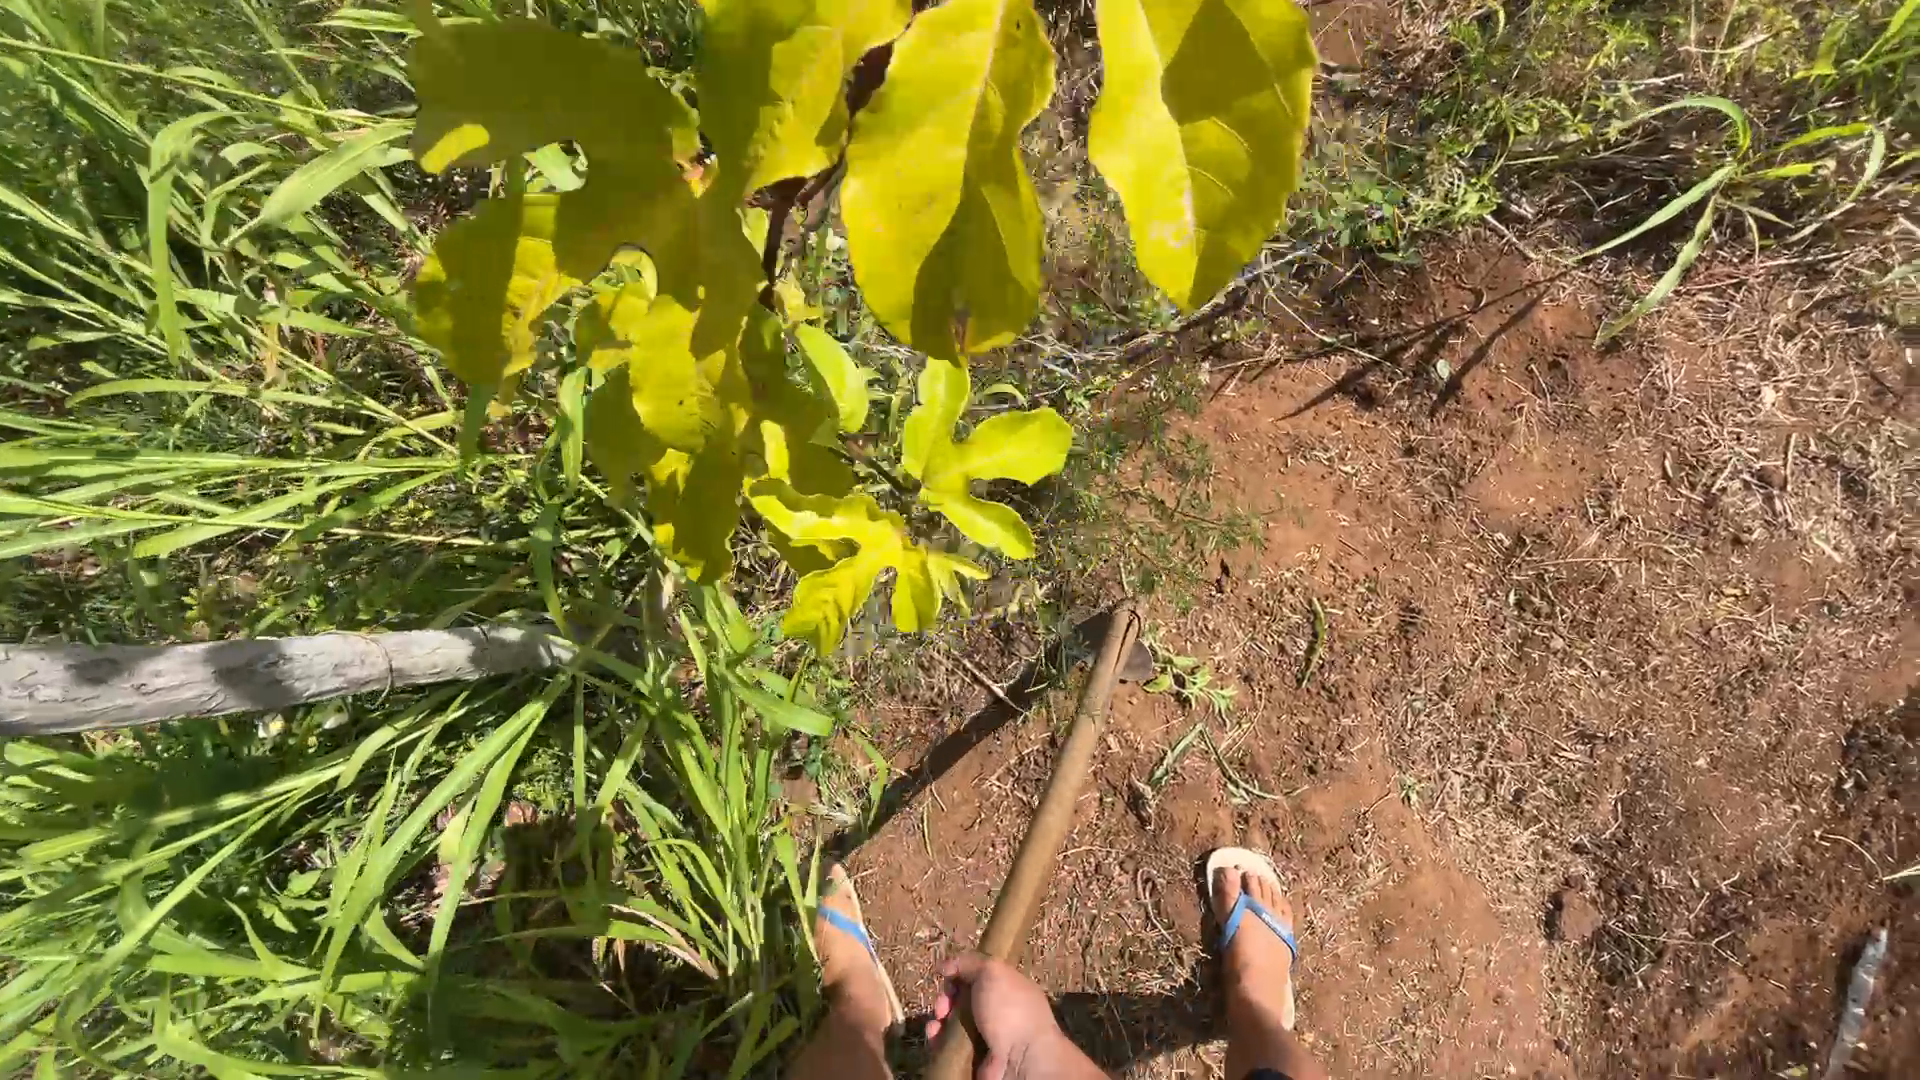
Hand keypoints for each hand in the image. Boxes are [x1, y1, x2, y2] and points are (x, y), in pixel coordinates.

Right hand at [926, 952, 1105, 1079]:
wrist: (1021, 1059)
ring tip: (937, 1021)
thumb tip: (945, 966)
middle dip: (947, 998)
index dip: (960, 974)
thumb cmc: (1009, 1008)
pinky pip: (950, 1046)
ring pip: (954, 1023)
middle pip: (963, 999)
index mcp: (1007, 987)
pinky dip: (938, 1039)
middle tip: (943, 1004)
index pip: (979, 976)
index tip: (948, 976)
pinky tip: (934, 1035)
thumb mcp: (992, 971)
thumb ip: (968, 963)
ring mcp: (985, 1037)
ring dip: (940, 1019)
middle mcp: (997, 1011)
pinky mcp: (973, 1058)